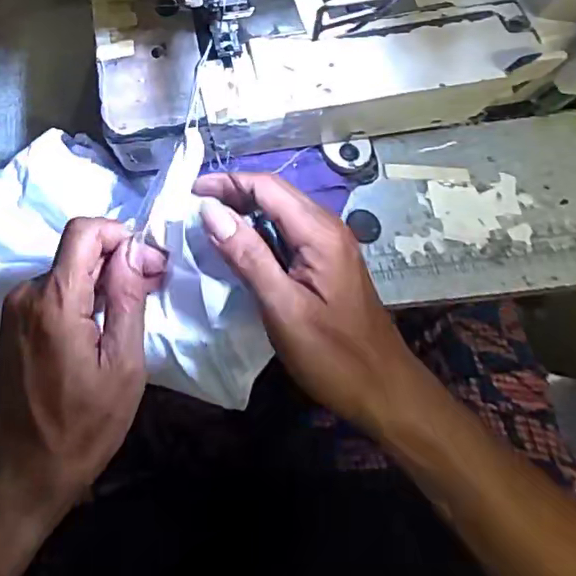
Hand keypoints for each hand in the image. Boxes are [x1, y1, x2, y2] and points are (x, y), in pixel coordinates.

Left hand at [0, 217, 166, 505]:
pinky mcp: (11, 322)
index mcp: (53, 298)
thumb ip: (126, 300)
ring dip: (98, 281)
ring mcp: (14, 307)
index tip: (147, 264)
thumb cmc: (79, 427)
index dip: (119, 234)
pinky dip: (78, 297)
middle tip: (149, 287)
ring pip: (65, 270)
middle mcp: (26, 292)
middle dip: (115, 260)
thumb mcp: (122, 367)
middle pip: (76, 250)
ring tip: (126, 314)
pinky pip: (51, 291)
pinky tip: (97, 328)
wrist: (17, 472)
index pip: (83, 230)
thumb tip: (133, 250)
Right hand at [195, 173, 424, 436]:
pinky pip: (286, 230)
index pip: (266, 186)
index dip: (226, 182)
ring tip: (208, 223)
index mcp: (319, 232)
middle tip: (193, 207)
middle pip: (273, 192)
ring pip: (279, 209)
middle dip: (231, 192)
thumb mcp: (283, 308)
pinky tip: (238, 246)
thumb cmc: (334, 355)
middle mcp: (327, 227)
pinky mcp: (326, 260)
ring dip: (243, 210)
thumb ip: (247, 255)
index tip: (189, 193)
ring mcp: (329, 243)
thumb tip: (210, 211)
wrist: (386, 393)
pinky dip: (258, 229)